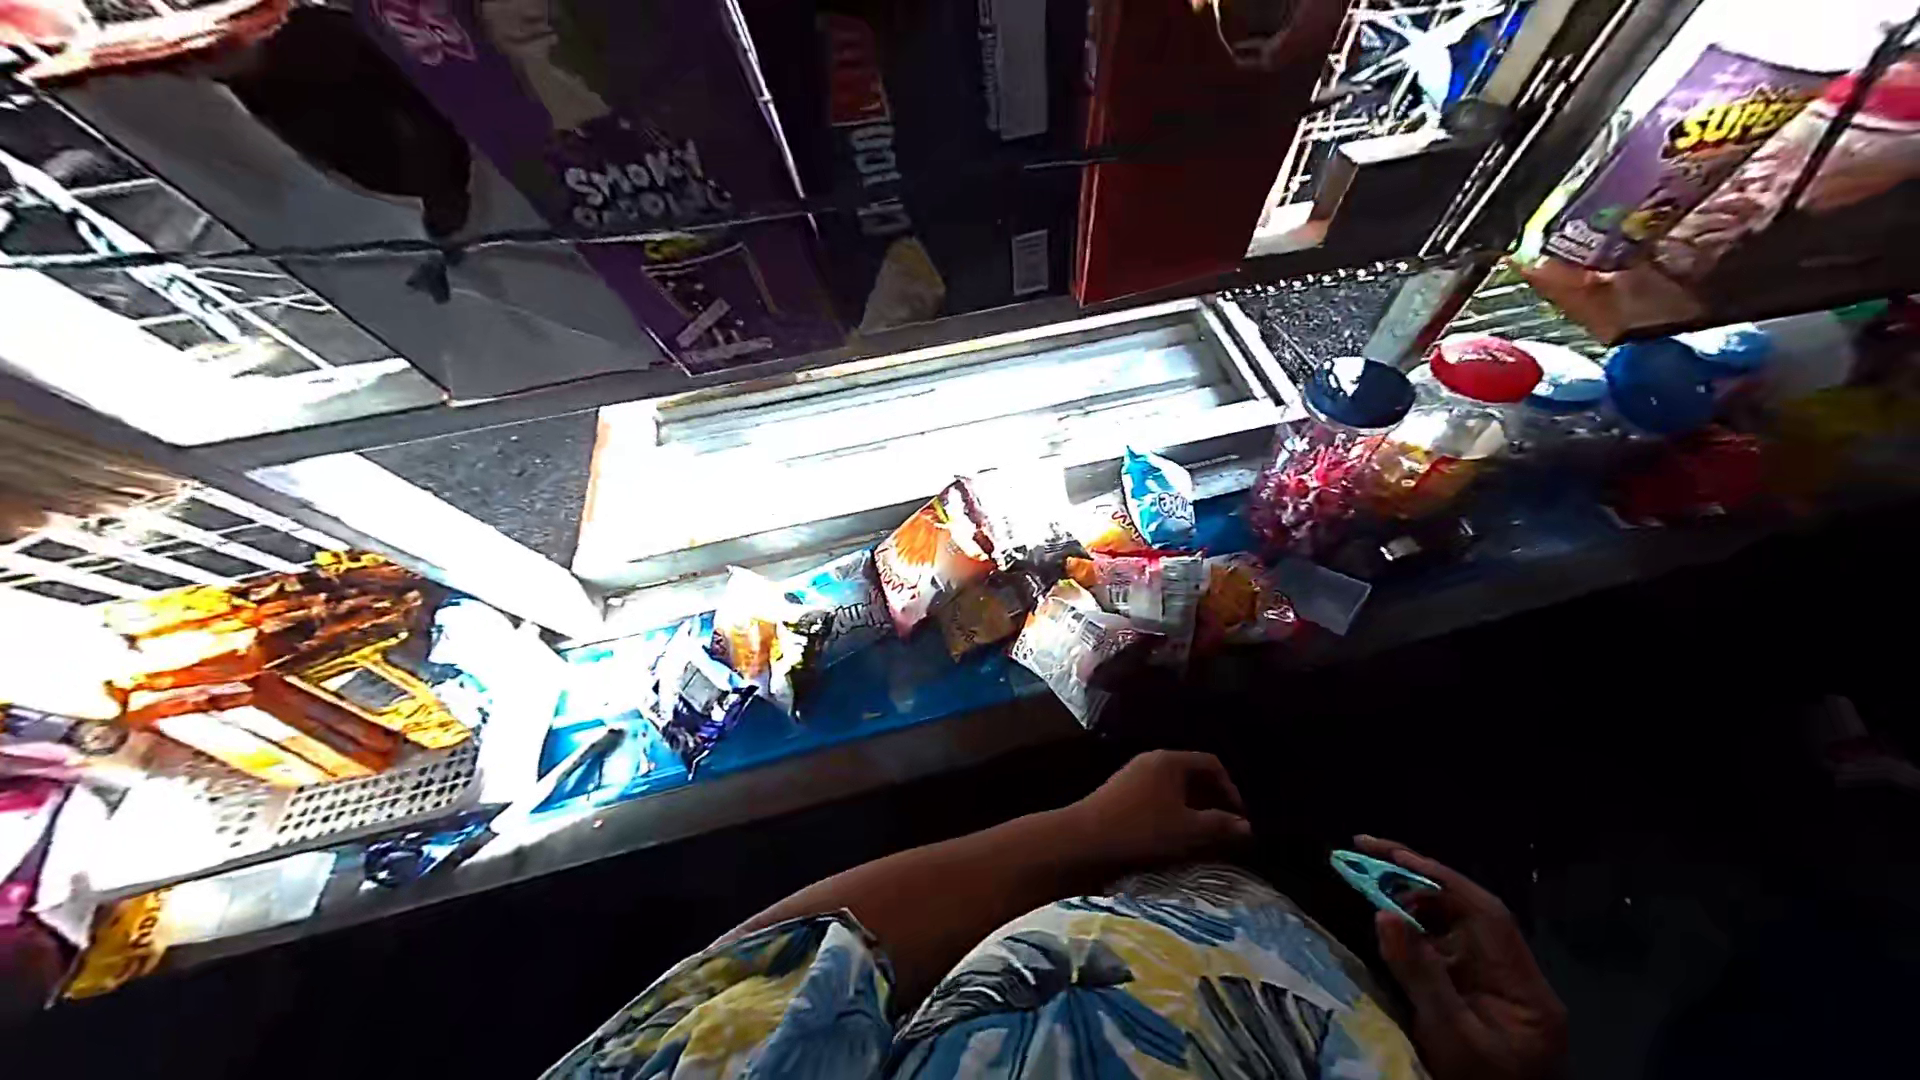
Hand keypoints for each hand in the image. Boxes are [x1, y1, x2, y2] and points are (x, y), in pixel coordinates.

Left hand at [1065, 751, 1253, 870]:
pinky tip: (1176, 835)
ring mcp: (1135, 774)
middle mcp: (1152, 760)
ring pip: (1175, 787)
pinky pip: (1158, 795)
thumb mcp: (1186, 829)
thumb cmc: (1141, 827)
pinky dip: (1173, 811)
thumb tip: (1248, 827)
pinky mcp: (1123, 791)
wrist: (1086, 836)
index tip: (1240, 817)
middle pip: (1192, 773)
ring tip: (1205, 835)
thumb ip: (1219, 825)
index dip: (1230, 789)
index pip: (1211, 763)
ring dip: (1193, 807)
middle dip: (1213, 799)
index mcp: (1169, 760)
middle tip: (1227, 828)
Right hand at [1357, 835, 1567, 1079]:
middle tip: (1363, 850)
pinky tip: (1384, 915)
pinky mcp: (1470, 987)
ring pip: (1450, 920)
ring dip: (1408, 897)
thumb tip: (1383, 912)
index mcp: (1525, 988)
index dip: (1438, 877)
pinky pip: (1439, 940)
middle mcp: (1513, 975)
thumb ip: (1420, 975)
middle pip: (1465, 909)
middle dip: (1415, 878)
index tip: (1390, 855)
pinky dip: (1409, 922)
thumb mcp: (1449, 1037)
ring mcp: (1492, 980)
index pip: (1486, 913)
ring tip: (1365, 880)